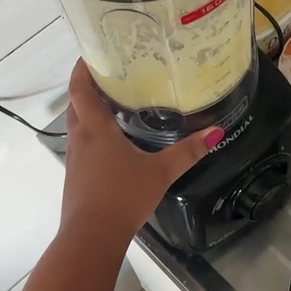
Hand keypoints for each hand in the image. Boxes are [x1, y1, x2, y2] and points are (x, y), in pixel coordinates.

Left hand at [59, 61, 220, 243]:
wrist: (91, 237)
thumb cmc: (122, 197)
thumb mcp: (160, 172)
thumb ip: (187, 152)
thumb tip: (216, 132)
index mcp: (95, 130)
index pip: (80, 89)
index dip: (82, 69)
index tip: (91, 53)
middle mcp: (79, 140)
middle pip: (76, 105)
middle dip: (87, 88)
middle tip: (110, 76)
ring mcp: (74, 160)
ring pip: (77, 127)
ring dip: (88, 113)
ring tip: (113, 105)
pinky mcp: (75, 178)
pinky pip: (81, 147)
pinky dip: (92, 137)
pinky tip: (112, 145)